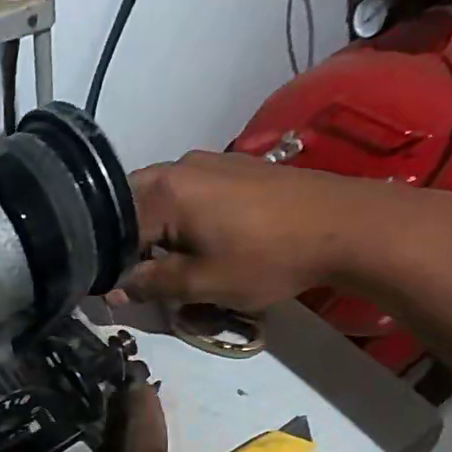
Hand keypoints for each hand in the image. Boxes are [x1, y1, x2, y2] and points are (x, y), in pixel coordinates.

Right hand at [110, 150, 440, 311]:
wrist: (341, 225)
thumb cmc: (267, 257)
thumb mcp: (203, 283)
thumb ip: (152, 284)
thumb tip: (113, 290)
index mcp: (162, 190)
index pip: (112, 226)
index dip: (110, 262)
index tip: (118, 290)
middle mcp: (177, 165)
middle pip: (134, 206)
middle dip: (135, 245)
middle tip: (149, 280)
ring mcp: (208, 161)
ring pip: (163, 199)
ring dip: (161, 233)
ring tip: (180, 266)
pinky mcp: (233, 167)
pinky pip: (190, 193)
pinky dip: (185, 220)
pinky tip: (208, 242)